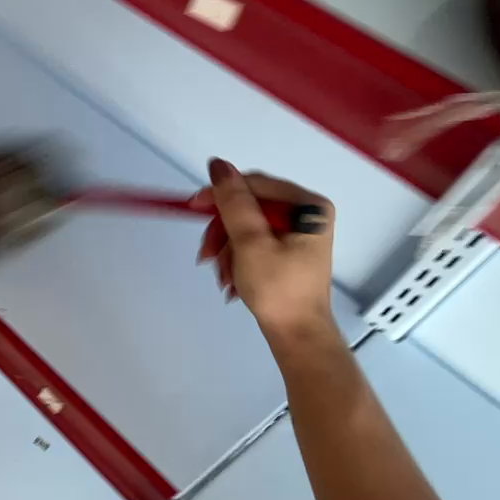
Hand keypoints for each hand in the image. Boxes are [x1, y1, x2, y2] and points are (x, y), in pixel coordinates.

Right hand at [194, 158, 337, 345]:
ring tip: (223, 277)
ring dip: (226, 251)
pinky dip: (235, 260)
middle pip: (248, 208)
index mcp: (306, 205)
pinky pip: (250, 244)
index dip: (221, 194)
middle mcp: (305, 214)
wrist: (296, 333)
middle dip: (223, 233)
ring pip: (245, 228)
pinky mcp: (286, 252)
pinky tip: (232, 280)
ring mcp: (296, 234)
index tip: (192, 209)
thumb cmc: (277, 289)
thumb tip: (218, 165)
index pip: (255, 184)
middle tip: (207, 257)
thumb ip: (234, 203)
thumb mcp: (250, 243)